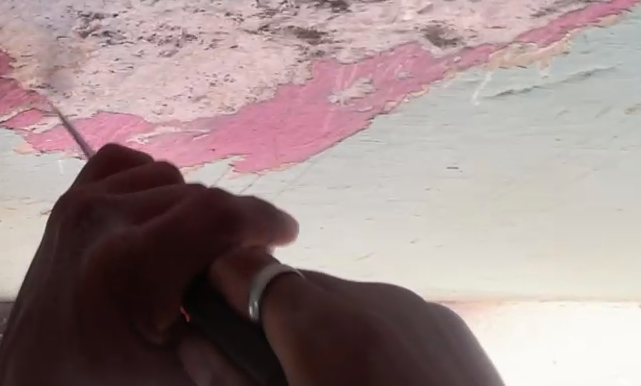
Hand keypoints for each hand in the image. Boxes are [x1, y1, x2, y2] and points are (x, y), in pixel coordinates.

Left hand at [0, 144, 298, 385]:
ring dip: (191, 206)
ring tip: (197, 246)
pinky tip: (158, 215)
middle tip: (243, 258)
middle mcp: (102, 219)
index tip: (286, 234)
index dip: (261, 218)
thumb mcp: (181, 368)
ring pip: (167, 176)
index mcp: (130, 266)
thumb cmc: (110, 376)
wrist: (35, 371)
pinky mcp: (69, 195)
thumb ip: (228, 329)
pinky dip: (152, 181)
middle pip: (196, 196)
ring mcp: (80, 201)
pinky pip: (127, 162)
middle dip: (229, 224)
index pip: (214, 215)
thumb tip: (276, 290)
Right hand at [179, 247, 502, 385]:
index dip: (220, 291)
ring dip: (325, 331)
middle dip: (275, 320)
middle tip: (284, 377)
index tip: (213, 324)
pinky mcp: (449, 324)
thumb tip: (190, 340)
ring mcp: (415, 305)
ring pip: (340, 299)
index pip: (240, 266)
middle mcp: (367, 296)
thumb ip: (230, 381)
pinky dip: (370, 340)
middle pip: (291, 285)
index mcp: (322, 325)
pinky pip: (385, 314)